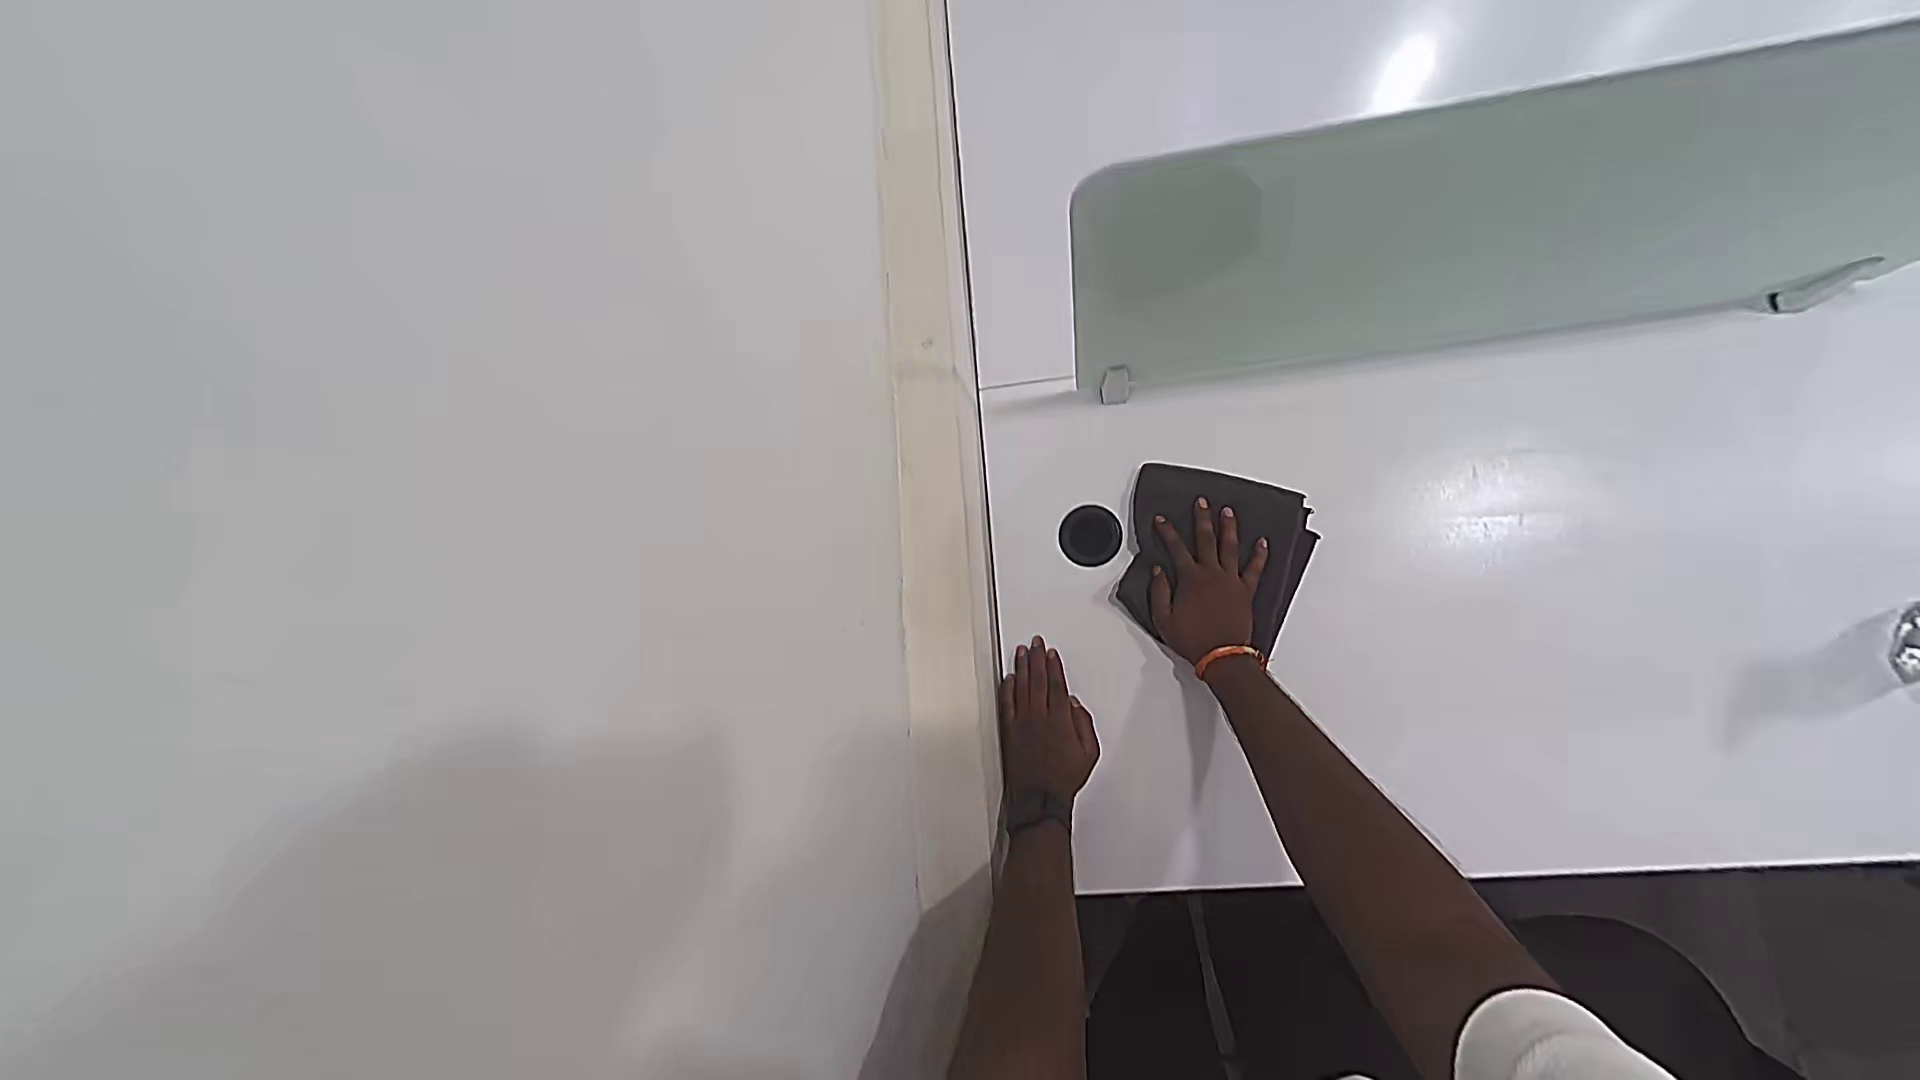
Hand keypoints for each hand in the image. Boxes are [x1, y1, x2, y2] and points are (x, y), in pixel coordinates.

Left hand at [999, 636, 1099, 799]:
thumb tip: (1073, 704)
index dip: (1053, 665)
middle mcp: (1039, 717)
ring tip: (1021, 651)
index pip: (1056, 684)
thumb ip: (1083, 724)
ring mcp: (1022, 722)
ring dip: (1021, 666)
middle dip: (1037, 657)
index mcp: (1060, 720)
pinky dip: (1007, 688)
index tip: (1051, 653)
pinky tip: (1008, 677)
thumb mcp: (1089, 752)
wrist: (1039, 796)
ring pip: (1021, 686)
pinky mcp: (1009, 730)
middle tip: (1035, 642)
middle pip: (1037, 679)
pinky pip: (1006, 703)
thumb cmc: (1064, 777)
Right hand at [1150, 498, 1270, 665]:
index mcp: (1190, 579)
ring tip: (1227, 511)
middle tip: (1201, 502)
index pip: (1175, 547)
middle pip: (1206, 538)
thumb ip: (1159, 591)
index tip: (1161, 520)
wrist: (1223, 656)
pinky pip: (1255, 568)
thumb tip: (1158, 571)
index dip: (1167, 531)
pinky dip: (1260, 554)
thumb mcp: (1163, 618)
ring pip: (1230, 546)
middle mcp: (1212, 574)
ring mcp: (1231, 581)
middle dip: (1202, 518)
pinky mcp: (1246, 591)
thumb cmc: (1194, 640)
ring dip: (1228, 527)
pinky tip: (1262, 542)